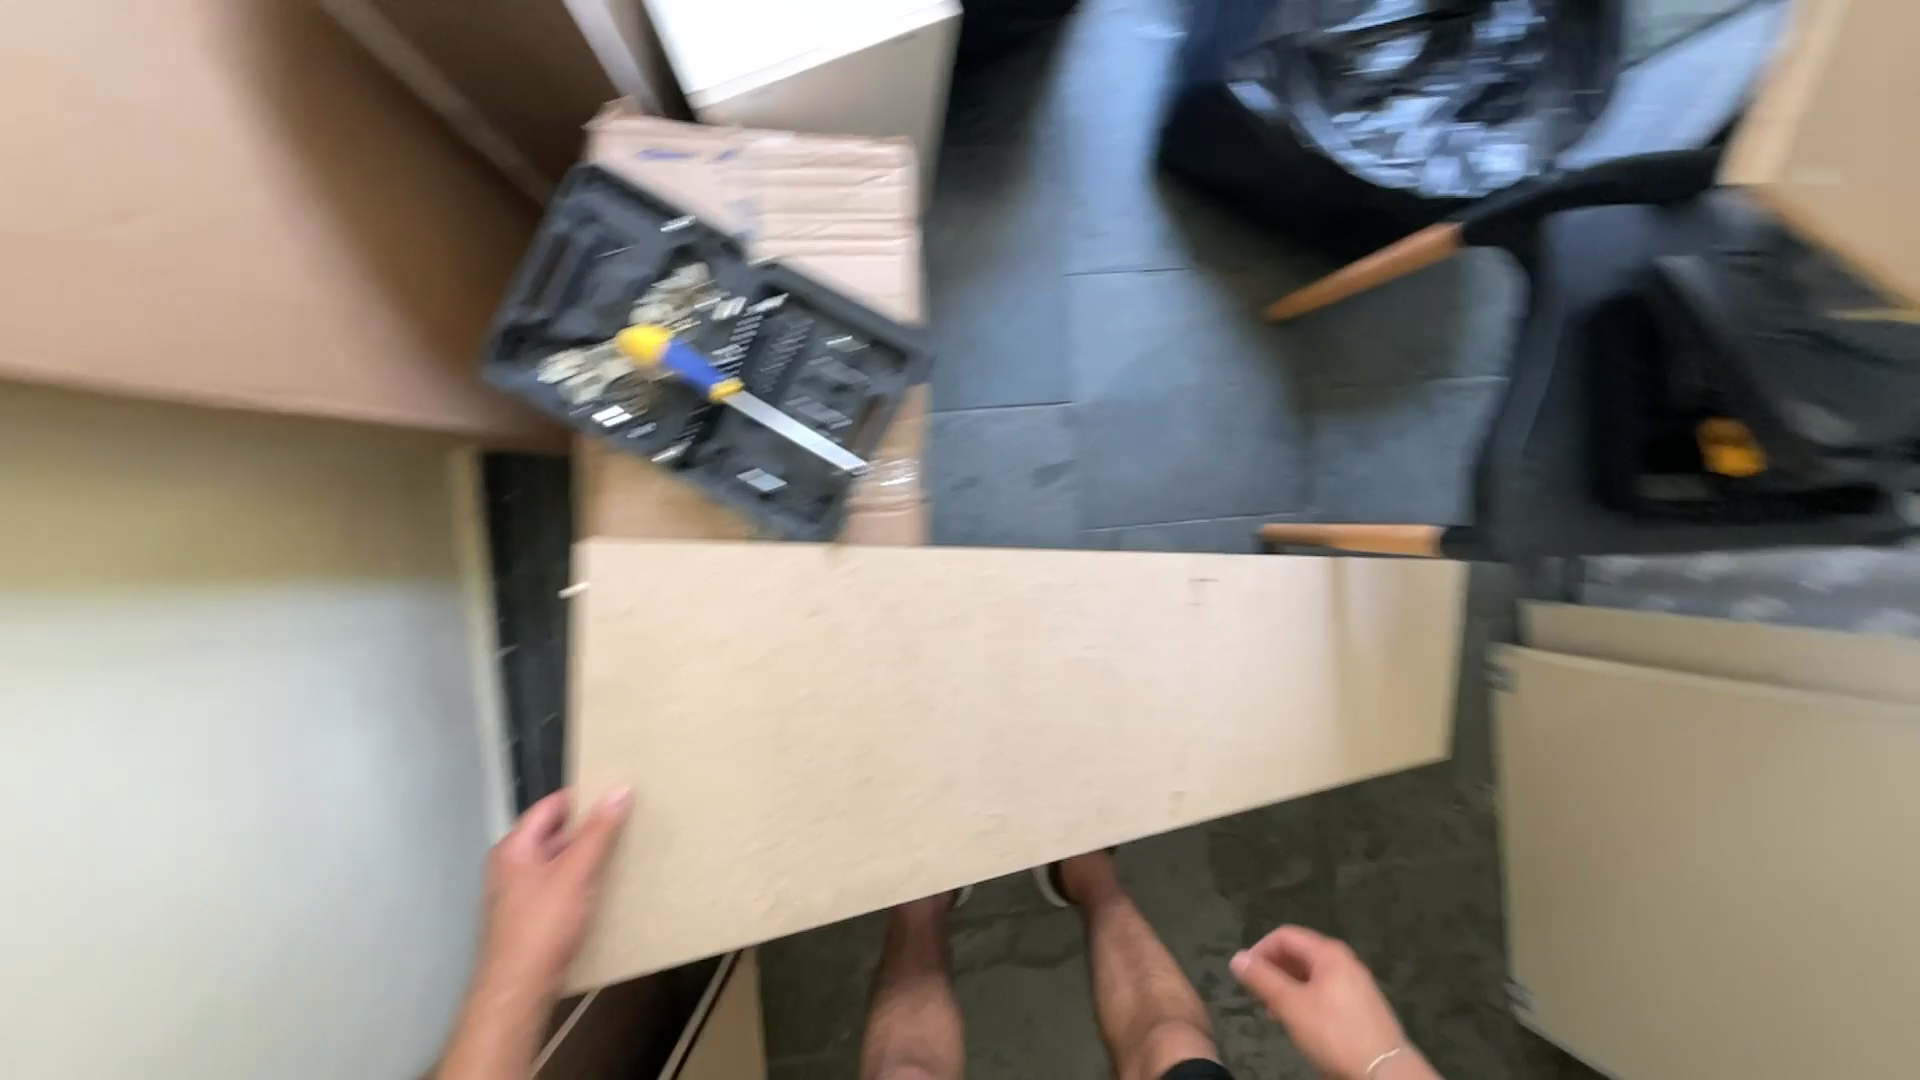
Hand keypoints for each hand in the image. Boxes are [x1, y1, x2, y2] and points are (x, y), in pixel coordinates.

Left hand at [478, 787, 632, 995]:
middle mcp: (512, 868)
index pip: (550, 807)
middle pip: (555, 834)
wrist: (518, 994)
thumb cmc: (542, 927)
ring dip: (588, 857)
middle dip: (589, 828)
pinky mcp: (531, 919)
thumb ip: (598, 831)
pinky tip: (607, 886)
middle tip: (627, 820)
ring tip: (623, 850)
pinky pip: (561, 887)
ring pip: (559, 863)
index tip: (616, 793)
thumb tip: (620, 789)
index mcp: (514, 849)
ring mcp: (519, 895)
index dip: (582, 798)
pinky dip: (583, 881)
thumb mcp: (576, 872)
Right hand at [1230, 925, 1426, 1079]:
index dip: (1260, 949)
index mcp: (1328, 953)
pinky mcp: (1364, 1007)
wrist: (1388, 1077)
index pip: (1285, 935)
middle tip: (1257, 993)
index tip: (1245, 973)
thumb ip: (1262, 979)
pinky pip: (1327, 991)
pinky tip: (1301, 1021)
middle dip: (1274, 969)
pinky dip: (1307, 998)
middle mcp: (1345, 961)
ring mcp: (1358, 984)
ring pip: (1313, 974)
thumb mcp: (1291, 1005)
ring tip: (1274, 1010)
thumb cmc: (1335, 1034)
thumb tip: (1237, 957)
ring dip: (1288, 986)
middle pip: (1299, 953)